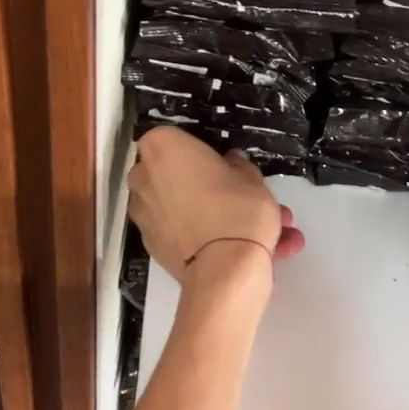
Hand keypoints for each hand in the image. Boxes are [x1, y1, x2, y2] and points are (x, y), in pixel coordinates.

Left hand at [129, 127, 304, 280]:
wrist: (224, 270)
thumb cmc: (236, 207)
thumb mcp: (251, 177)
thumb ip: (238, 165)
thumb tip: (231, 164)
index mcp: (161, 146)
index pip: (178, 139)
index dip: (204, 154)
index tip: (225, 168)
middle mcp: (143, 175)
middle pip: (178, 176)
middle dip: (214, 190)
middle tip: (247, 201)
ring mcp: (143, 211)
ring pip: (185, 208)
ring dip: (218, 218)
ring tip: (265, 235)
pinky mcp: (151, 244)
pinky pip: (182, 232)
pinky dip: (207, 238)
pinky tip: (245, 252)